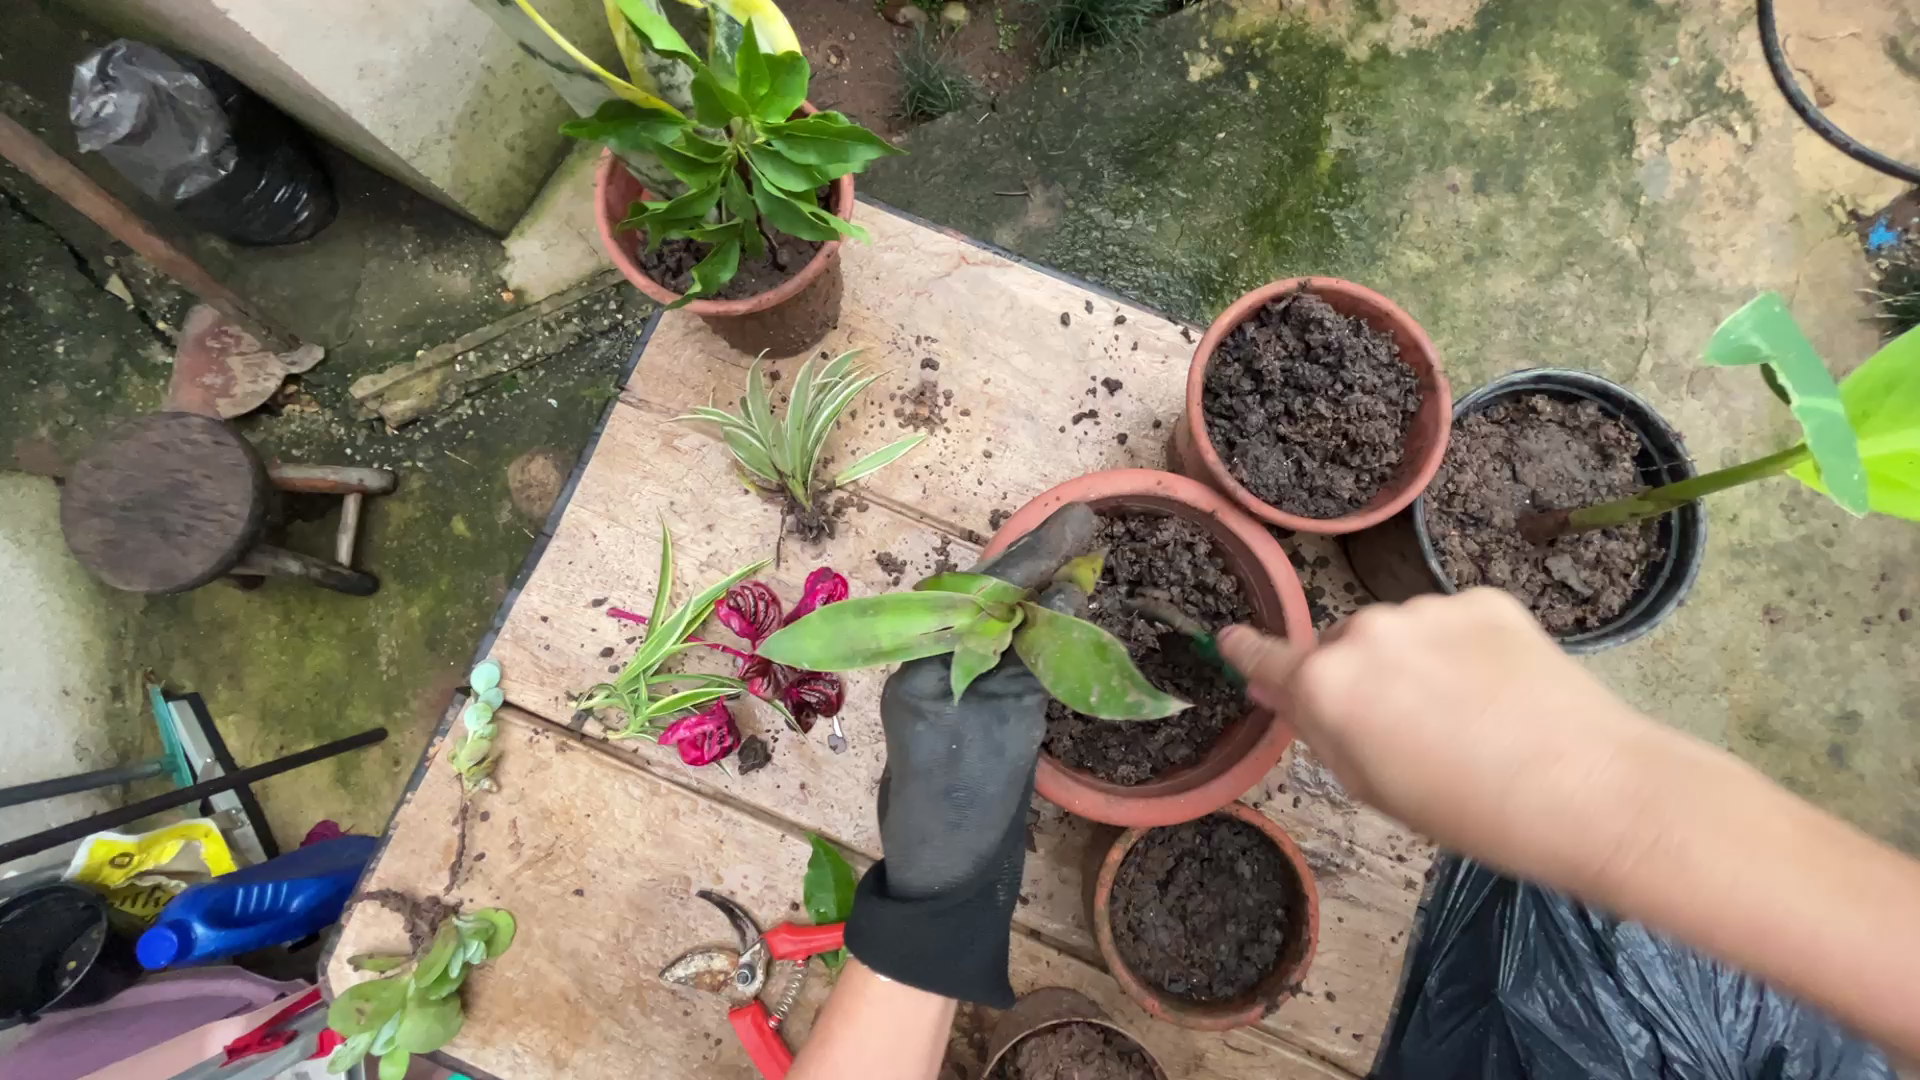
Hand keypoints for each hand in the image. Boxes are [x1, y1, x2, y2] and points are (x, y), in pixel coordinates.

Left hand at [842, 503, 1097, 1006]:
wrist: (949, 868)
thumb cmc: (966, 802)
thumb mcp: (1004, 724)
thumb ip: (1033, 657)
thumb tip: (1067, 591)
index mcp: (924, 660)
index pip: (982, 595)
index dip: (1032, 558)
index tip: (1076, 522)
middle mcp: (930, 659)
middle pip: (984, 597)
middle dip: (1034, 561)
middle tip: (1082, 522)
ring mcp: (949, 677)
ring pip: (993, 618)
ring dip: (1034, 586)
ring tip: (1076, 546)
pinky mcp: (972, 696)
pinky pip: (1001, 647)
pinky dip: (1033, 624)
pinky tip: (1059, 603)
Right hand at [1225, 589, 1919, 1062]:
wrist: (1602, 796)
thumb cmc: (1468, 811)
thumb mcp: (1369, 783)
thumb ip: (1314, 729)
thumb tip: (1275, 691)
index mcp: (1324, 682)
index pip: (1260, 654)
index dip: (1243, 650)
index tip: (1230, 640)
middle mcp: (1361, 630)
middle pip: (1339, 648)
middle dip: (1355, 676)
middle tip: (1405, 725)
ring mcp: (1424, 607)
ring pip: (1396, 633)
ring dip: (1411, 660)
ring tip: (1468, 710)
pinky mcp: (1482, 597)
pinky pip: (1449, 620)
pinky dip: (1461, 647)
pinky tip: (1501, 685)